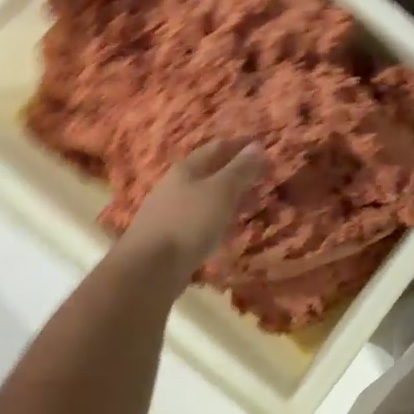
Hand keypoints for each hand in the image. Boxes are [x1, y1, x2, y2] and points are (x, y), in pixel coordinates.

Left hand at [119, 140, 266, 269]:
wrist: (149, 268)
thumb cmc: (189, 222)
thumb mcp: (221, 191)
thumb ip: (240, 169)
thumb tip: (257, 145)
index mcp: (187, 169)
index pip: (218, 147)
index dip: (241, 146)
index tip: (264, 147)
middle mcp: (176, 185)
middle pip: (211, 171)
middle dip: (237, 172)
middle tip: (263, 177)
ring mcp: (171, 211)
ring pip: (206, 196)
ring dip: (229, 196)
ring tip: (252, 203)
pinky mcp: (170, 235)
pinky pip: (201, 218)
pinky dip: (219, 217)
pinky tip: (228, 228)